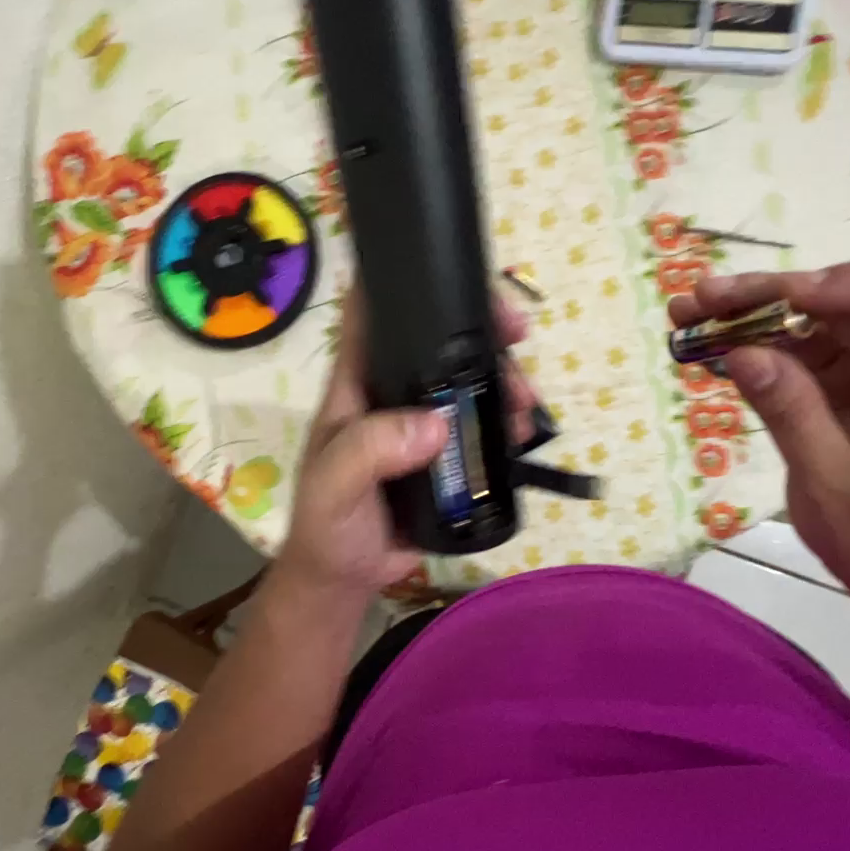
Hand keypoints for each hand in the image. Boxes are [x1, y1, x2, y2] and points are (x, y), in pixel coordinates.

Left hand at [279, 286, 536, 597]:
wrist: (347, 575)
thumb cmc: (327, 524)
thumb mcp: (334, 484)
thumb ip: (369, 452)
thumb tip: (435, 426)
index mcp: (356, 384)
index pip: (374, 314)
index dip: (406, 282)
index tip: (452, 275)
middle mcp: (393, 392)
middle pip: (440, 342)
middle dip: (481, 329)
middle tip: (517, 333)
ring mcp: (422, 423)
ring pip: (470, 381)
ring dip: (503, 378)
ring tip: (523, 402)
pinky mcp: (448, 454)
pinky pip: (483, 426)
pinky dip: (506, 421)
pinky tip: (520, 432)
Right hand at [668, 263, 849, 594]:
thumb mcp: (829, 481)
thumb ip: (792, 414)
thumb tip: (742, 353)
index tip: (791, 296)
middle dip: (782, 291)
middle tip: (712, 296)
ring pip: (814, 314)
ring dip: (752, 307)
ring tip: (690, 309)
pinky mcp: (833, 375)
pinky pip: (790, 342)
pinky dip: (746, 337)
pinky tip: (701, 337)